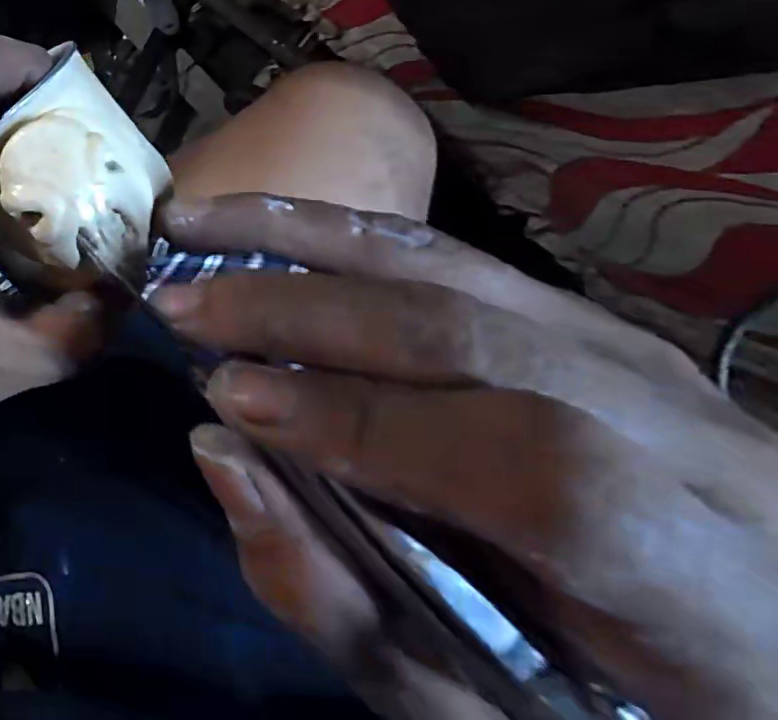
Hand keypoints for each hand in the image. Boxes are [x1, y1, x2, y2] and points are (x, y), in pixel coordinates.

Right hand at [156, 194, 777, 719]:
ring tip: (186, 231)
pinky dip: (321, 230)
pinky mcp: (574, 314)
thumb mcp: (448, 698)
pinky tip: (245, 219)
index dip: (362, 421)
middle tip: (176, 308)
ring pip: (446, 265)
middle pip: (472, 336)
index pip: (542, 474)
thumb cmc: (574, 692)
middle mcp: (695, 443)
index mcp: (708, 587)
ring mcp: (630, 355)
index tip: (226, 396)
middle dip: (298, 313)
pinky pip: (434, 251)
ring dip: (292, 240)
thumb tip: (215, 451)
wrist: (714, 618)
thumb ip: (330, 594)